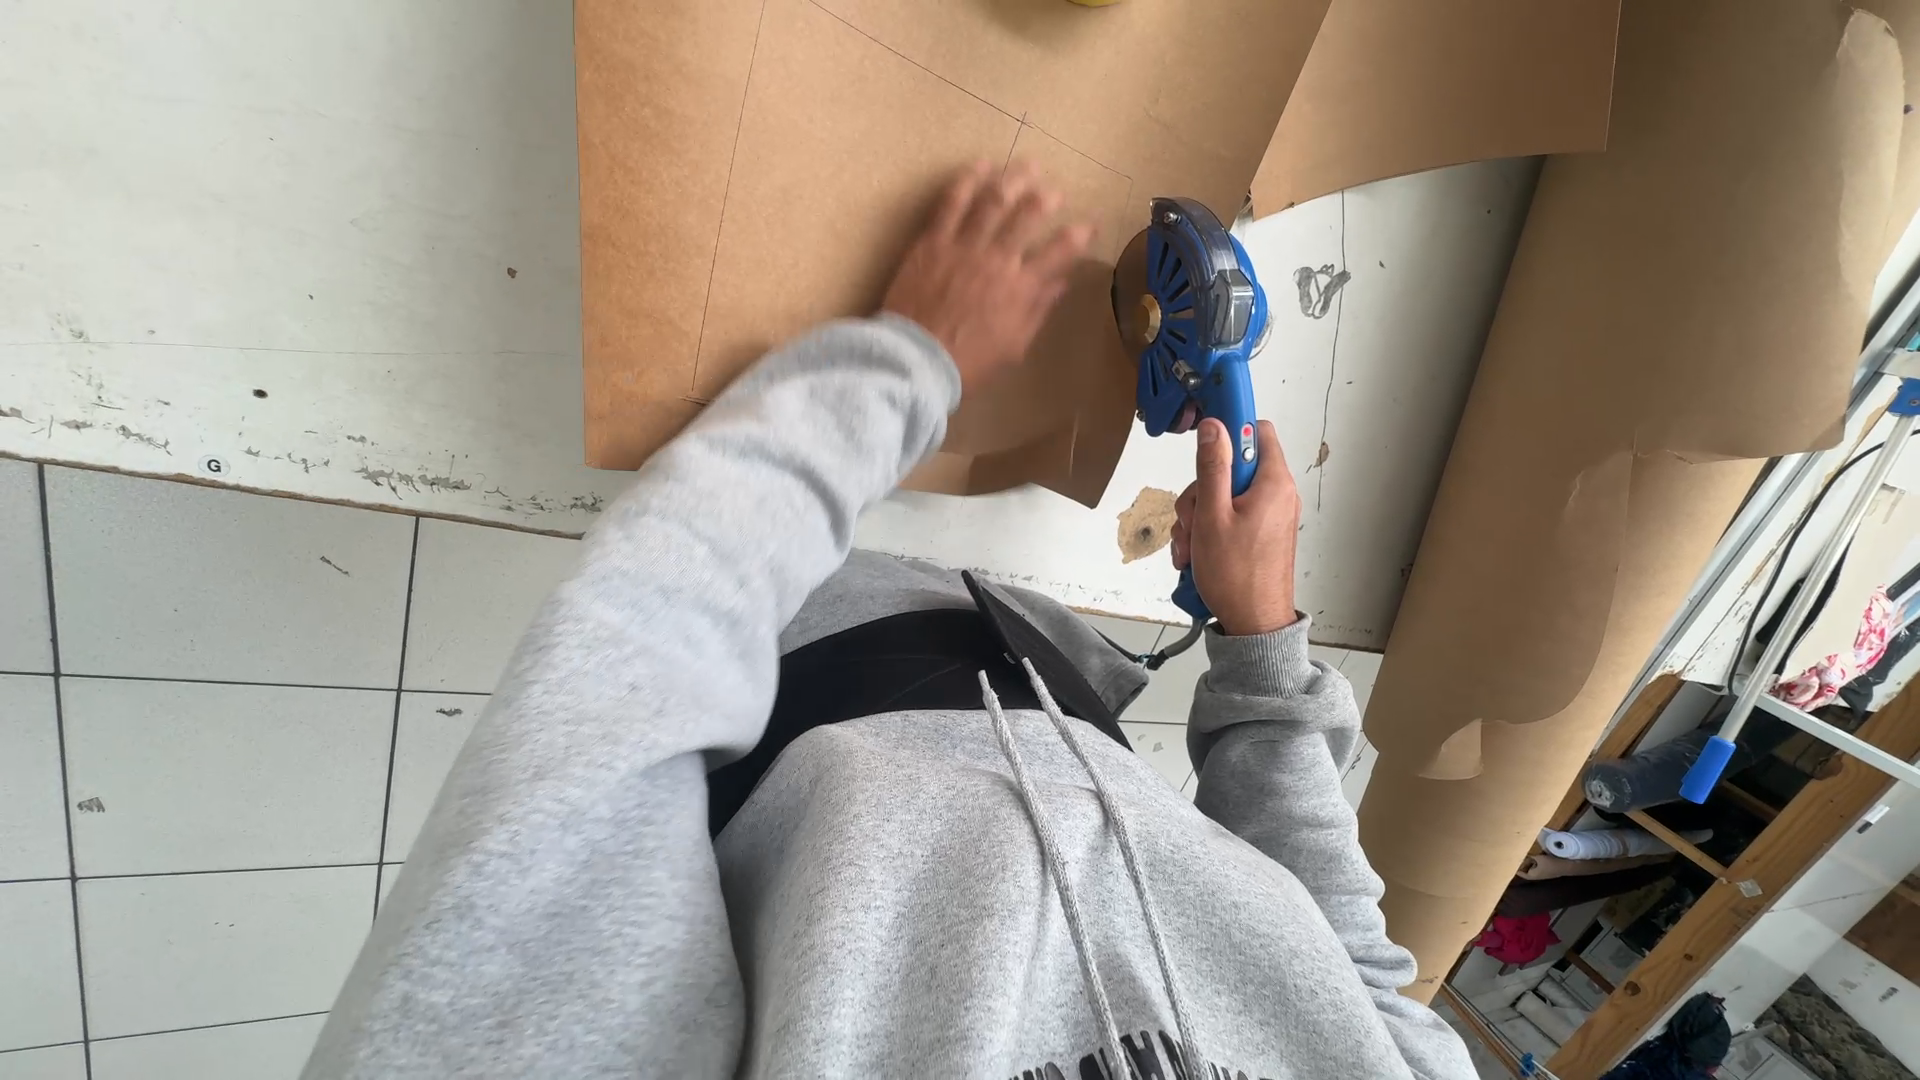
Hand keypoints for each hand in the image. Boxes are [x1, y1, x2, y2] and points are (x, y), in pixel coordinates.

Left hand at [882, 160, 1094, 397]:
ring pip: (994, 200)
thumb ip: (1037, 311)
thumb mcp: (1013, 347)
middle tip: (1055, 191)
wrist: (916, 361)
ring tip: (1027, 166)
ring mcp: (963, 246)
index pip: (1060, 252)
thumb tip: (1060, 284)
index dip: (1080, 235)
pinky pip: (951, 202)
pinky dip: (967, 180)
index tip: (1089, 225)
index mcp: (1021, 289)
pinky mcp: (932, 242)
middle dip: (1047, 198)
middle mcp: (998, 259)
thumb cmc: (968, 363)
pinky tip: (981, 166)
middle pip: (1029, 215)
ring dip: (1014, 179)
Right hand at [1171, 419, 1300, 635]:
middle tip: (1191, 522)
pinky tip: (1196, 554)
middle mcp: (1277, 493)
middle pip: (1229, 468)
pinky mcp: (1261, 533)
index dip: (1228, 432)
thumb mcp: (1212, 516)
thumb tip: (1214, 425)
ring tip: (1190, 548)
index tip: (1202, 448)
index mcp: (1272, 482)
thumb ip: (1212, 467)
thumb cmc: (1234, 574)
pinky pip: (1229, 517)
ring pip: (1223, 495)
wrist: (1253, 624)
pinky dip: (1209, 531)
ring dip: (1198, 518)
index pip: (1256, 430)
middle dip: (1200, 492)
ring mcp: (1269, 514)